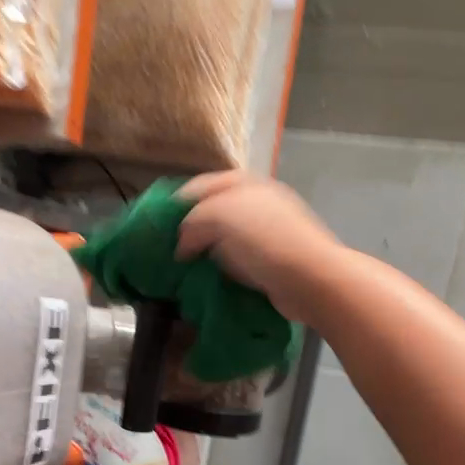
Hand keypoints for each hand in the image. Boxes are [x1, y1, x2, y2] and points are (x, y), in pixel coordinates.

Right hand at [176, 171, 345, 321]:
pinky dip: (220, 269)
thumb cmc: (264, 240)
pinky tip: (207, 281)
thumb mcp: (219, 217)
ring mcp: (264, 231)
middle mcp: (254, 202)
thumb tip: (182, 245)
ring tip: (181, 270)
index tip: (154, 229)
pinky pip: (235, 260)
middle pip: (209, 211)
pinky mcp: (269, 260)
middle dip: (187, 230)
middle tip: (165, 251)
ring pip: (222, 237)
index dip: (174, 205)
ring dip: (203, 252)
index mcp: (242, 183)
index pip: (197, 186)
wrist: (310, 279)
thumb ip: (191, 222)